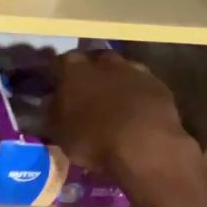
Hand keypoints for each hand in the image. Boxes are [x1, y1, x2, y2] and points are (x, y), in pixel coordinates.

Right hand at [49, 49, 202, 182]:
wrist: (146, 147)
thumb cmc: (94, 140)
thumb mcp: (61, 133)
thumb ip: (51, 113)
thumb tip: (47, 101)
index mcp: (74, 71)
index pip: (60, 62)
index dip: (57, 73)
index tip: (55, 85)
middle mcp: (104, 63)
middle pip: (94, 59)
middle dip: (89, 72)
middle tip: (86, 91)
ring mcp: (135, 71)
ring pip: (121, 69)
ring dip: (115, 80)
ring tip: (113, 100)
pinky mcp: (158, 86)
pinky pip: (142, 84)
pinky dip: (137, 93)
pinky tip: (136, 110)